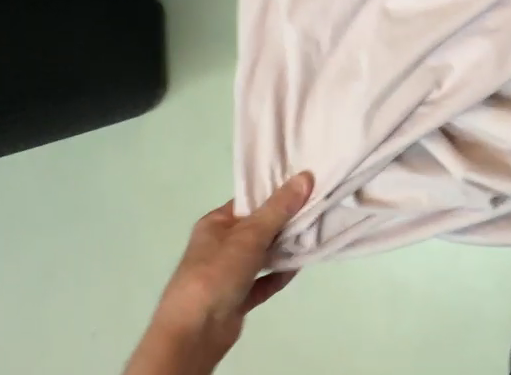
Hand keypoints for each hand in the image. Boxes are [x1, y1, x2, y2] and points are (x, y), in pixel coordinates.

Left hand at [123, 173, 314, 374]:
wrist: (193, 334)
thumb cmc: (216, 273)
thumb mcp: (250, 234)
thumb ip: (279, 208)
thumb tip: (306, 176)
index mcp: (216, 224)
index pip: (250, 201)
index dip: (277, 192)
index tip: (307, 185)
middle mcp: (221, 245)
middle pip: (259, 227)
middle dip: (286, 221)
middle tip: (318, 209)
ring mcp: (228, 273)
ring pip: (263, 255)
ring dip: (285, 248)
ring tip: (315, 235)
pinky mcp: (237, 298)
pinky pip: (263, 281)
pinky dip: (279, 275)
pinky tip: (300, 267)